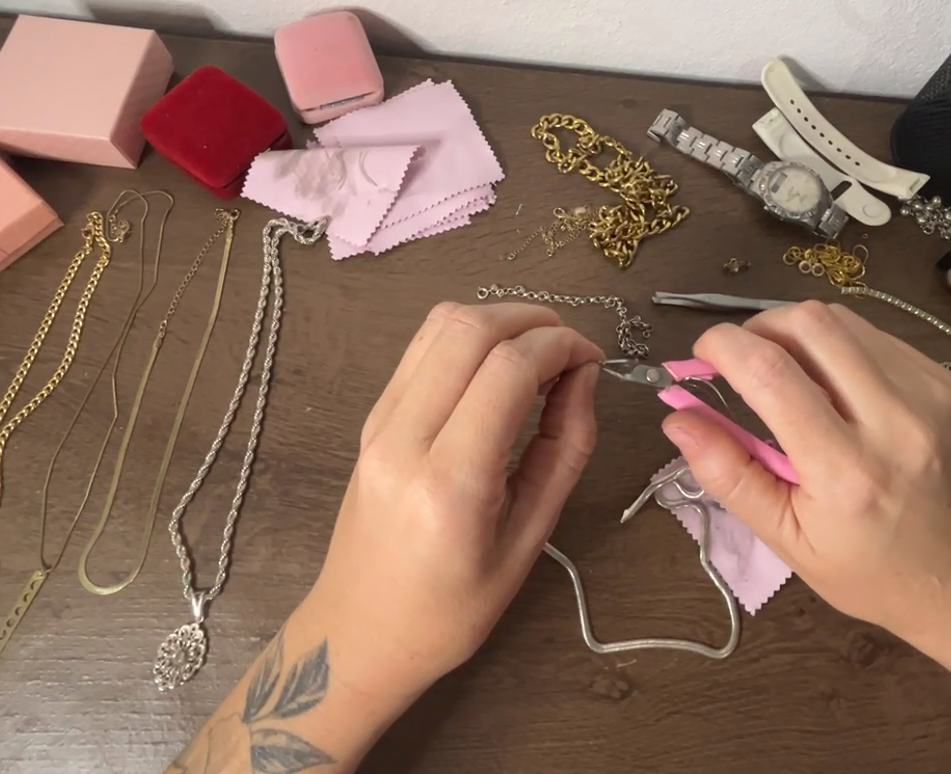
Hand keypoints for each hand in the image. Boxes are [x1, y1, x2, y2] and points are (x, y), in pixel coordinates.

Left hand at [293, 302, 602, 703]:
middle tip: (570, 349)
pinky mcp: (372, 413)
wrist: (357, 632)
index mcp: (450, 483)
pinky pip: (424, 345)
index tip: (593, 361)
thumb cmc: (452, 607)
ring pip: (441, 322)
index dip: (561, 346)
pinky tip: (498, 363)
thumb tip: (584, 375)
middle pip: (470, 328)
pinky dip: (471, 333)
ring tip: (538, 351)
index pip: (508, 369)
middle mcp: (404, 436)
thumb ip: (565, 448)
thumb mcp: (529, 538)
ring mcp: (379, 419)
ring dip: (501, 318)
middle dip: (534, 319)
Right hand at [661, 301, 950, 652]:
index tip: (701, 355)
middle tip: (741, 358)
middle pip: (809, 323)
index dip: (723, 346)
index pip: (772, 374)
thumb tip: (676, 418)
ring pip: (840, 318)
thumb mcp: (785, 538)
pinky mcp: (944, 379)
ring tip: (785, 371)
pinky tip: (832, 383)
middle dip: (758, 326)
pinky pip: (870, 333)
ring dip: (795, 331)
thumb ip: (727, 473)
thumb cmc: (865, 568)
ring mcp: (928, 392)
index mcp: (847, 472)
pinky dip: (834, 344)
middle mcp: (895, 420)